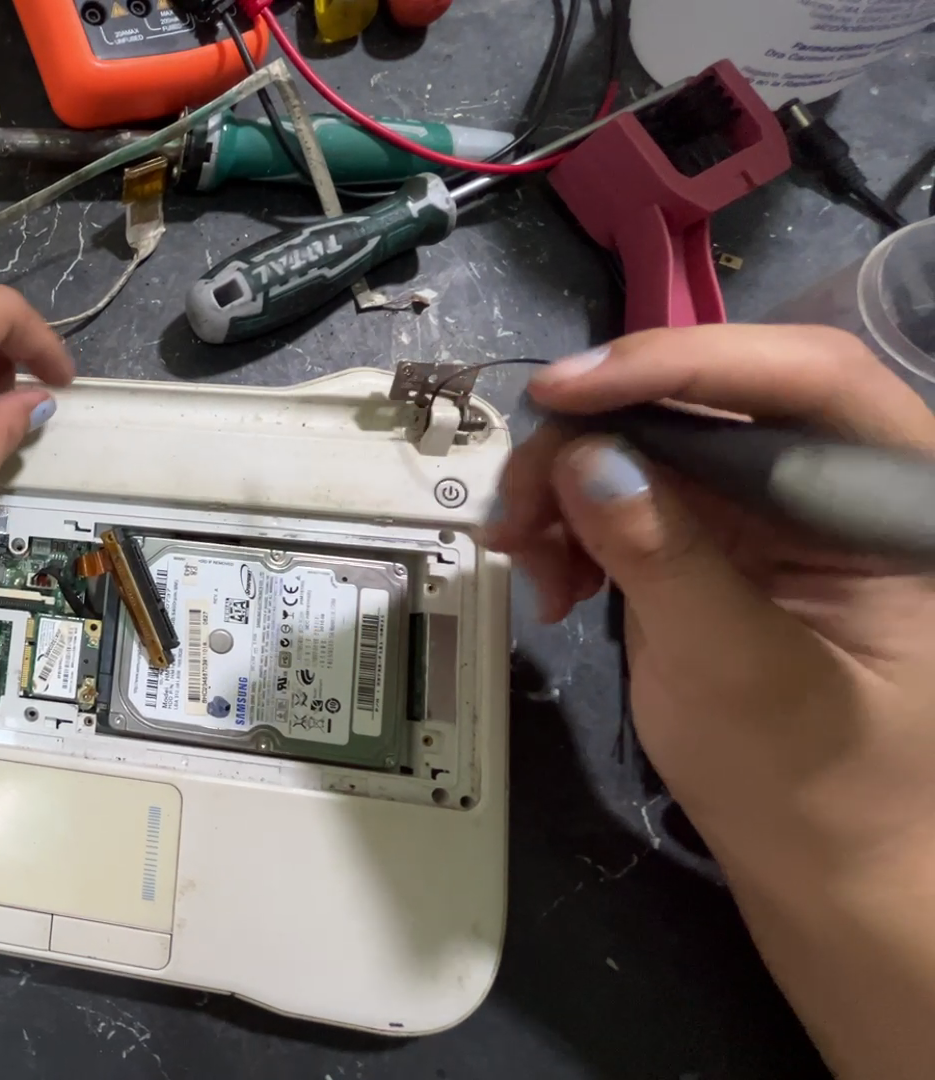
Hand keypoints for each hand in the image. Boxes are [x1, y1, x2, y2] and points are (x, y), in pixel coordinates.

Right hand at [489, 325, 934, 1075]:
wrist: (811, 848)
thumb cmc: (811, 777)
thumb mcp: (735, 669)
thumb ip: (666, 559)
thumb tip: (585, 462)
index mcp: (901, 505)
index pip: (806, 381)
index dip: (679, 363)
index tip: (558, 392)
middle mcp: (834, 487)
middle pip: (695, 405)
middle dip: (583, 447)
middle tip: (514, 512)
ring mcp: (762, 511)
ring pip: (633, 449)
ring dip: (558, 495)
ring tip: (525, 564)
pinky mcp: (703, 538)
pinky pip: (611, 497)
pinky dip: (561, 528)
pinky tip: (548, 580)